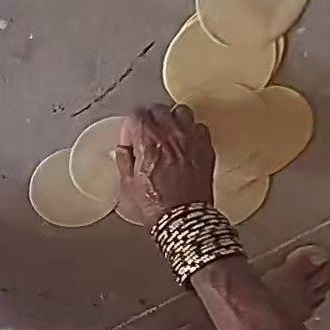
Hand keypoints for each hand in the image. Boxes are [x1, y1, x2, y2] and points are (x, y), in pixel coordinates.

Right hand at [115, 104, 215, 224]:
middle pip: (158, 109)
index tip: (130, 140)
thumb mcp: (126, 186)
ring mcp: (191, 140)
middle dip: (149, 119)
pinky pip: (199, 127)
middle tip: (146, 134)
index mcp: (148, 141)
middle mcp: (171, 135)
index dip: (130, 127)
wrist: (184, 220)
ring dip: (172, 120)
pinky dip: (191, 131)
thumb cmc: (156, 206)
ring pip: (181, 112)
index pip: (136, 115)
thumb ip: (123, 161)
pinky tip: (185, 144)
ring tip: (168, 134)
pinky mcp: (206, 148)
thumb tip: (122, 149)